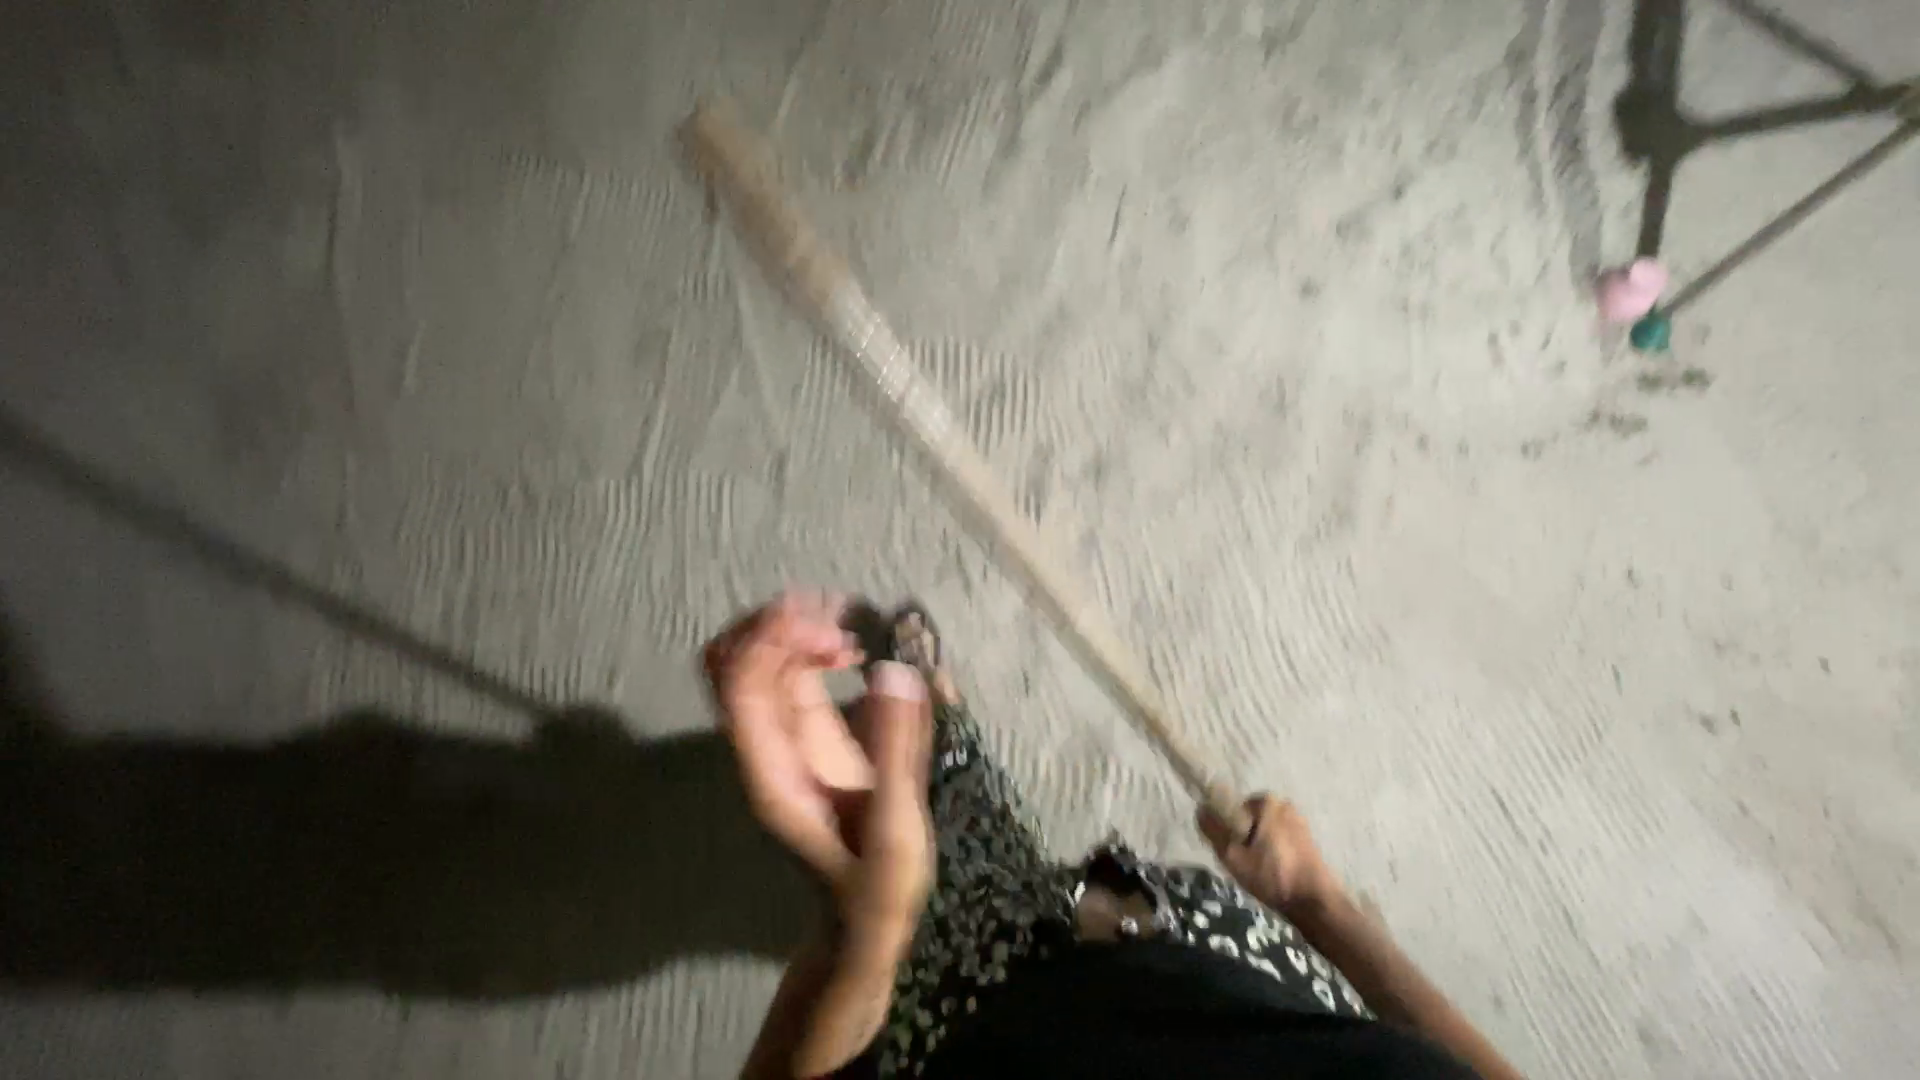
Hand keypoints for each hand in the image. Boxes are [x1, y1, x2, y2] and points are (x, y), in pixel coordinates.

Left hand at [704, 591, 935, 940]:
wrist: (863, 923)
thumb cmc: (876, 888)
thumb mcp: (896, 828)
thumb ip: (896, 751)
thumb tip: (894, 670)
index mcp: (772, 770)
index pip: (740, 688)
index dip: (768, 639)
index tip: (823, 619)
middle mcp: (765, 746)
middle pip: (731, 664)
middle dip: (774, 626)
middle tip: (835, 617)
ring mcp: (782, 738)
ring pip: (757, 662)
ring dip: (792, 630)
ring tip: (847, 623)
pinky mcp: (806, 736)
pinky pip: (789, 675)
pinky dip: (811, 648)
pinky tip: (851, 650)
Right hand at [1199, 794, 1345, 915]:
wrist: (1315, 902)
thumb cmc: (1272, 876)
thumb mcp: (1232, 856)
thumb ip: (1213, 830)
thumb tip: (1200, 809)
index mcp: (1266, 802)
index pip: (1232, 808)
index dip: (1227, 830)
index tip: (1233, 852)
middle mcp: (1283, 803)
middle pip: (1248, 818)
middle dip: (1243, 837)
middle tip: (1245, 863)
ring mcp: (1299, 820)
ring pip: (1264, 829)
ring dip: (1258, 845)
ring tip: (1261, 871)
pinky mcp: (1308, 837)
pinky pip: (1278, 837)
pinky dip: (1273, 851)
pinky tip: (1275, 871)